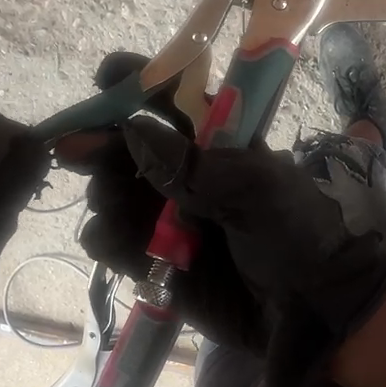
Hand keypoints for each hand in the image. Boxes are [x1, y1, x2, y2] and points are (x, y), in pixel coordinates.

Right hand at [53, 55, 266, 351]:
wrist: (314, 310)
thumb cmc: (294, 232)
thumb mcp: (252, 189)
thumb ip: (191, 165)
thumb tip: (133, 127)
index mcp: (219, 141)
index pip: (174, 100)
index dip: (140, 83)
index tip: (106, 75)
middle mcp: (189, 173)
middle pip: (130, 147)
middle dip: (101, 144)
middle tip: (72, 149)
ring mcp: (170, 218)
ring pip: (115, 193)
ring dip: (104, 192)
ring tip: (111, 203)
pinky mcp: (158, 263)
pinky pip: (116, 243)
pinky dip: (106, 238)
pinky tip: (112, 241)